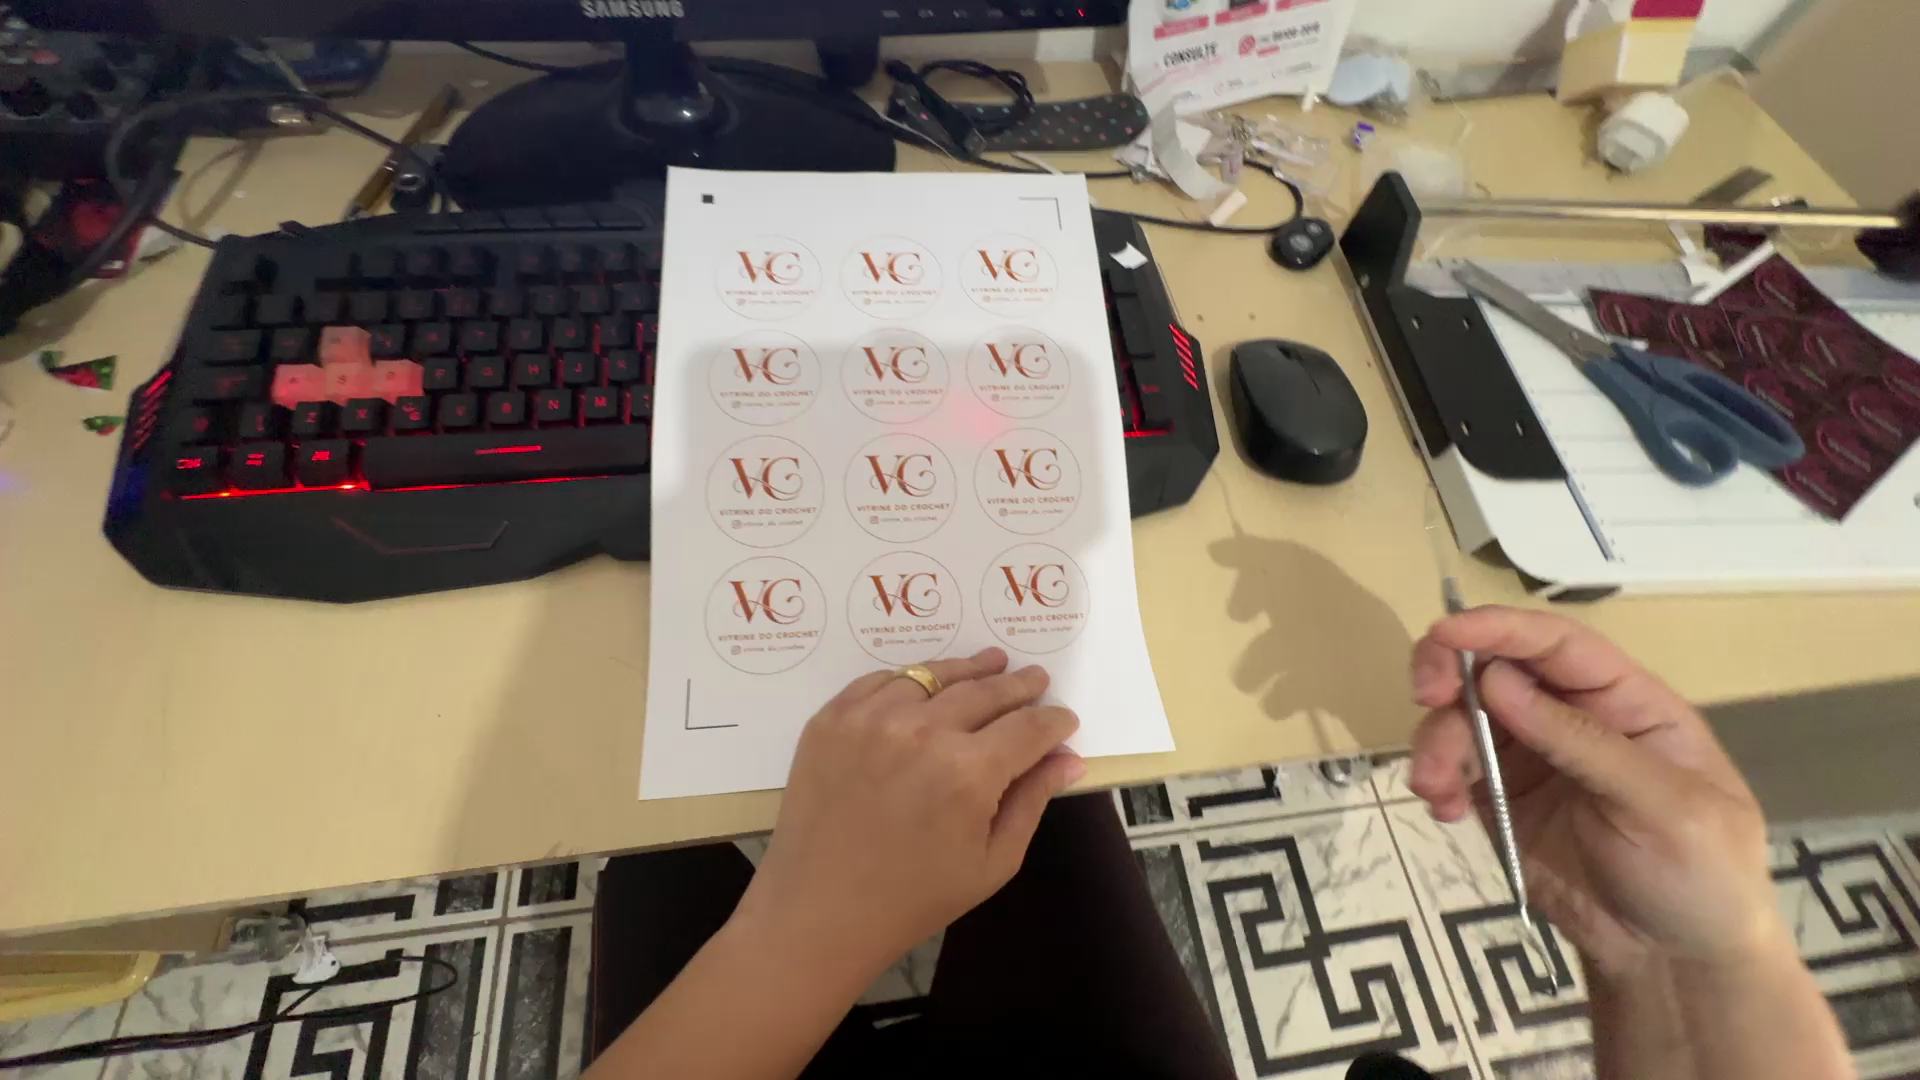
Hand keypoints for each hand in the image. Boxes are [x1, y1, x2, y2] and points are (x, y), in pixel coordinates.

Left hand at [735, 647, 1083, 981]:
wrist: (820, 911)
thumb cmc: (916, 896)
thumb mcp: (992, 861)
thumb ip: (1032, 800)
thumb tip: (1070, 758)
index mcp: (969, 771)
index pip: (1029, 727)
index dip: (1054, 720)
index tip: (1064, 718)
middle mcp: (923, 730)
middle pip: (986, 691)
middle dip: (1019, 685)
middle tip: (1035, 677)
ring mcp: (872, 717)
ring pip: (935, 674)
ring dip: (969, 669)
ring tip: (990, 662)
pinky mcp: (833, 717)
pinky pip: (883, 680)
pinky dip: (913, 678)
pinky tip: (927, 682)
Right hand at [1407, 607, 1785, 977]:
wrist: (1667, 960)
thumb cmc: (1699, 877)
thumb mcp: (1665, 808)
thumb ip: (1582, 741)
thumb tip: (1496, 680)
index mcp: (1622, 702)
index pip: (1554, 643)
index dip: (1498, 628)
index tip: (1445, 633)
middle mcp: (1563, 713)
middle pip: (1488, 664)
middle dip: (1446, 671)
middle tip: (1423, 694)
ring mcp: (1520, 750)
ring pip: (1454, 714)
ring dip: (1433, 744)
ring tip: (1435, 788)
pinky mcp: (1488, 787)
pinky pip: (1443, 762)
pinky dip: (1432, 778)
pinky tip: (1445, 809)